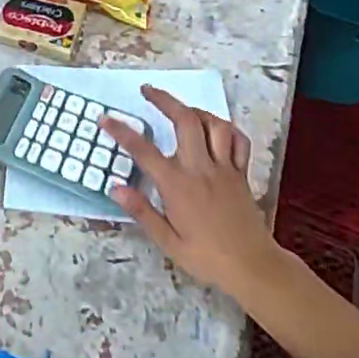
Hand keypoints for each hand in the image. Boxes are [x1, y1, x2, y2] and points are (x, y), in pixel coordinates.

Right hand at [97, 86, 289, 304]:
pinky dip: (225, 129)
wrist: (253, 266)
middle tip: (147, 91)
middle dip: (164, 100)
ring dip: (195, 110)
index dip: (122, 131)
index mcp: (177, 185)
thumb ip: (141, 211)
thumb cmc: (206, 257)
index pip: (143, 150)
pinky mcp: (242, 174)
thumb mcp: (167, 241)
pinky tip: (215, 129)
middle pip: (185, 121)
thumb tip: (115, 188)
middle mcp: (201, 169)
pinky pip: (238, 141)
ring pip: (213, 124)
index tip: (105, 118)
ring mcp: (225, 168)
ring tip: (180, 108)